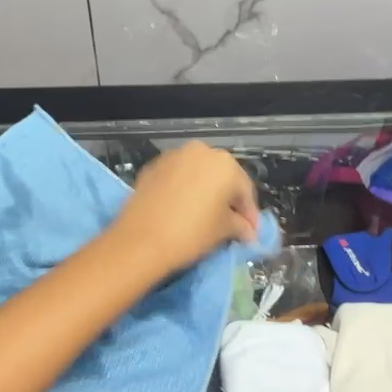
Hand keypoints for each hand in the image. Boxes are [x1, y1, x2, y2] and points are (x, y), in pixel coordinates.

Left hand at [109, 142, 261, 273]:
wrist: (140, 240)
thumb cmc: (191, 233)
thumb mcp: (224, 230)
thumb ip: (241, 226)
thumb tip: (248, 231)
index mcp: (225, 164)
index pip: (245, 191)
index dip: (250, 214)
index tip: (251, 233)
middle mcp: (202, 151)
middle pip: (223, 177)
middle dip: (229, 200)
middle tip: (232, 224)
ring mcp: (175, 156)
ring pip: (199, 174)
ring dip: (206, 192)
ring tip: (207, 216)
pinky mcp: (153, 166)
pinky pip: (178, 177)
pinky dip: (186, 190)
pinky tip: (184, 209)